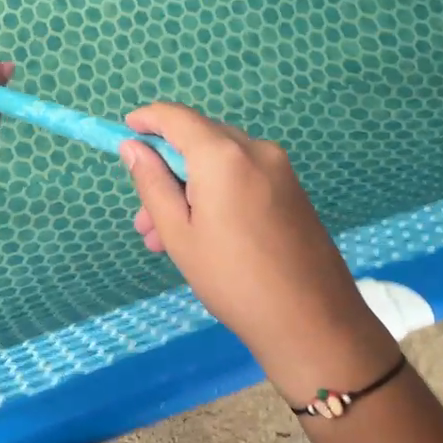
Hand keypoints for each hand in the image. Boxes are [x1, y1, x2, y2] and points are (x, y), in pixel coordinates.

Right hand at [120, 102, 398, 401]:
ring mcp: (278, 168)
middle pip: (197, 138)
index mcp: (222, 155)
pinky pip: (241, 175)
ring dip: (188, 185)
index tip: (125, 135)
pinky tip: (203, 233)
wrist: (317, 327)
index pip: (175, 116)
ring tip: (166, 237)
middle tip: (144, 215)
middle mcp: (254, 149)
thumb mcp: (179, 233)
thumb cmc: (235, 280)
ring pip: (218, 160)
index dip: (146, 120)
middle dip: (165, 167)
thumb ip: (151, 183)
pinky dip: (215, 191)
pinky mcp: (291, 189)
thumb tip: (133, 147)